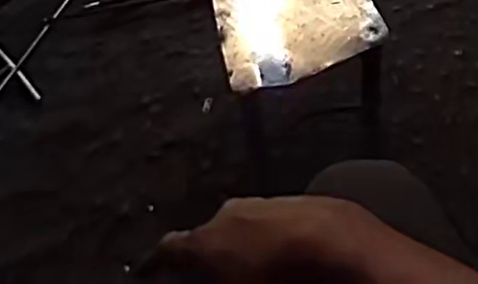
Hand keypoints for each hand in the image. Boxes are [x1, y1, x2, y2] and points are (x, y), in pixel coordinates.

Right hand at [138, 195, 373, 281]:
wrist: (332, 242)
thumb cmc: (278, 276)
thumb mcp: (226, 282)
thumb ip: (203, 274)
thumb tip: (198, 272)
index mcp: (204, 240)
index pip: (165, 251)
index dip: (152, 264)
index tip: (145, 270)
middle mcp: (226, 214)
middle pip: (202, 237)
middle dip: (201, 258)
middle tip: (202, 277)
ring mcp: (258, 202)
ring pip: (235, 227)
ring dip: (234, 246)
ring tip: (243, 270)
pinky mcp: (286, 200)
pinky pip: (263, 222)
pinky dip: (260, 238)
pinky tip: (274, 257)